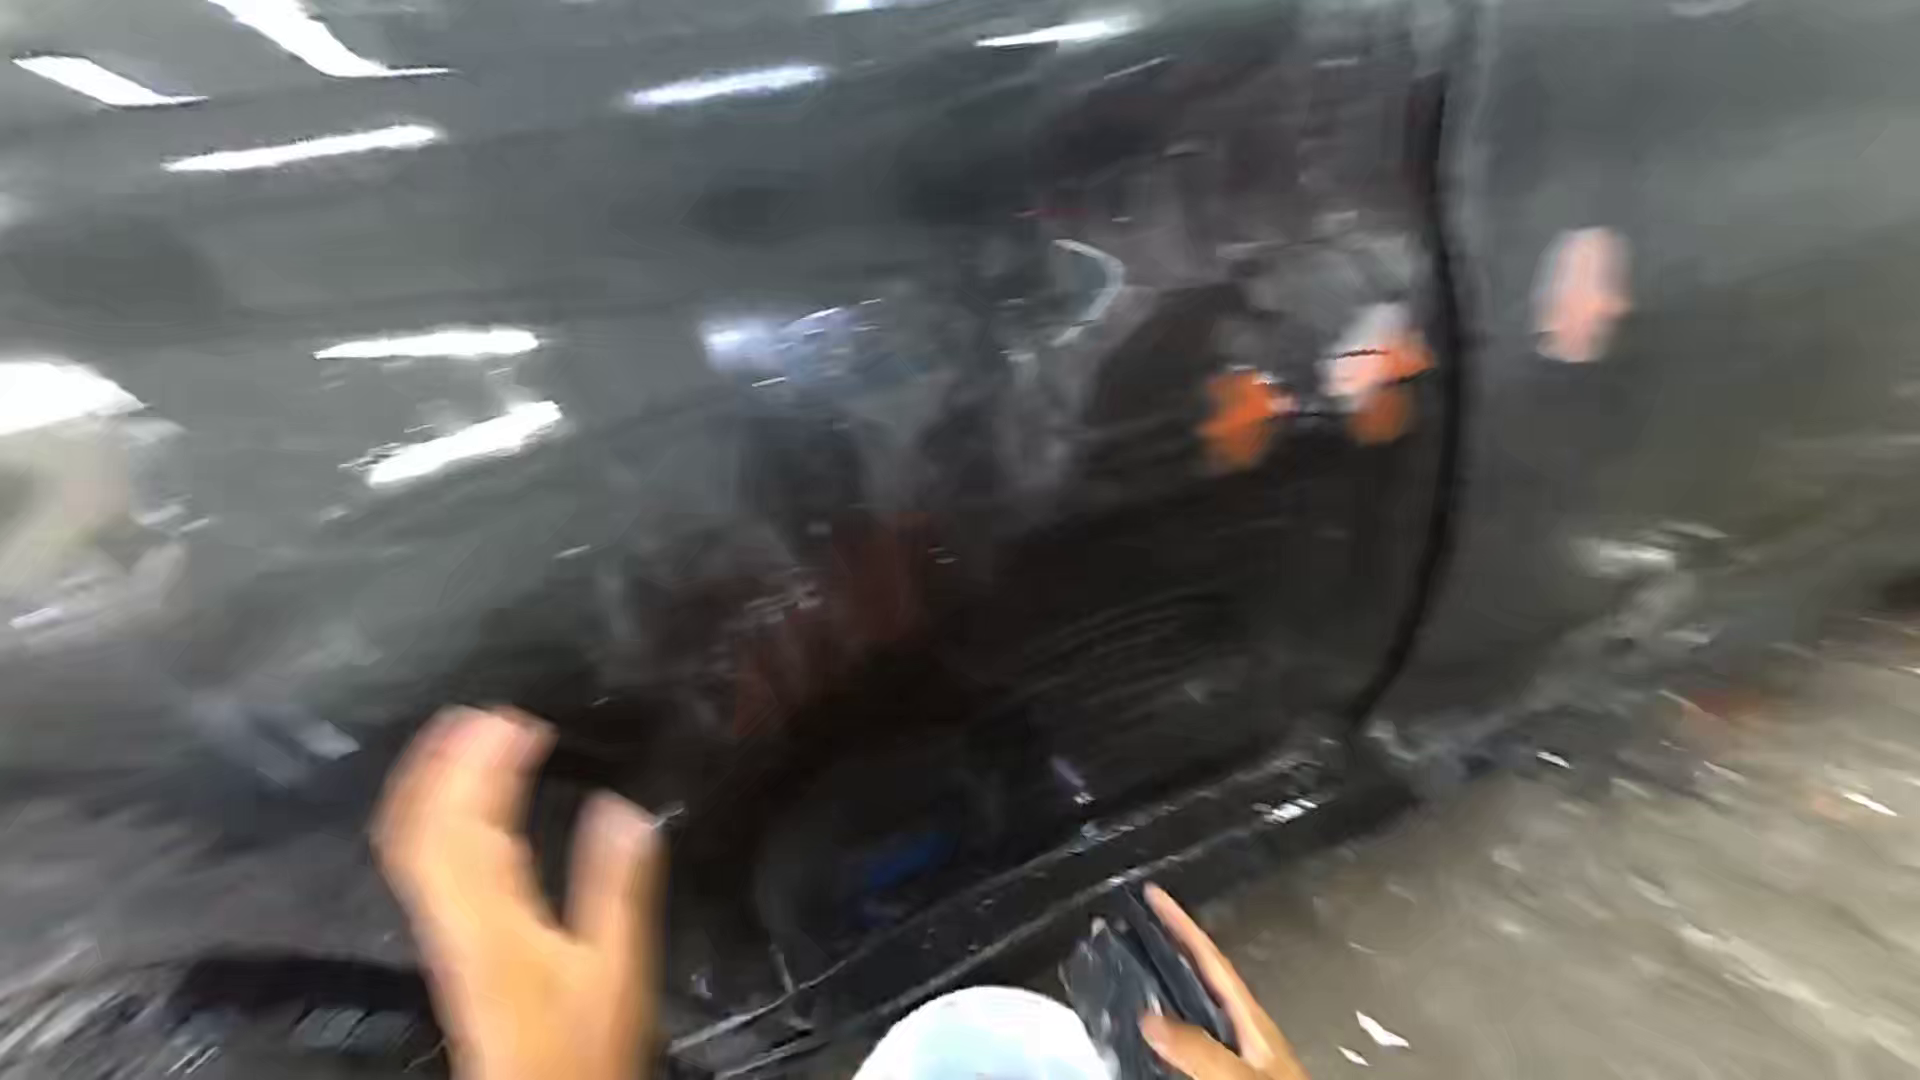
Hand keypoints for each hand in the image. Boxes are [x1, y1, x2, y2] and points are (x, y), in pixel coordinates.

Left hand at [374, 706, 665, 1079]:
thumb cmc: (582, 1034)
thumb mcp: (616, 963)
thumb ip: (618, 886)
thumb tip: (622, 807)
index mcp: (496, 921)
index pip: (471, 832)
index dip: (483, 771)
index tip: (518, 721)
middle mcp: (456, 919)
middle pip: (425, 834)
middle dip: (448, 765)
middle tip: (483, 712)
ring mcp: (447, 927)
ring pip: (415, 846)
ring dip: (433, 784)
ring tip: (461, 735)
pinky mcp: (454, 933)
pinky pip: (425, 862)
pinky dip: (435, 816)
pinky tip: (459, 797)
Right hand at [1138, 885, 1309, 1079]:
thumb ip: (1199, 1050)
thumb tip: (1148, 1017)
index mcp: (1249, 1018)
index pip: (1209, 957)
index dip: (1181, 922)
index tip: (1153, 892)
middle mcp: (1242, 1029)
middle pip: (1202, 974)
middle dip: (1171, 942)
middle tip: (1137, 921)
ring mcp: (1238, 1056)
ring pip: (1197, 1006)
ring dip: (1169, 979)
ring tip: (1137, 963)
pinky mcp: (1230, 1077)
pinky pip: (1193, 1040)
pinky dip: (1171, 1024)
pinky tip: (1152, 1035)